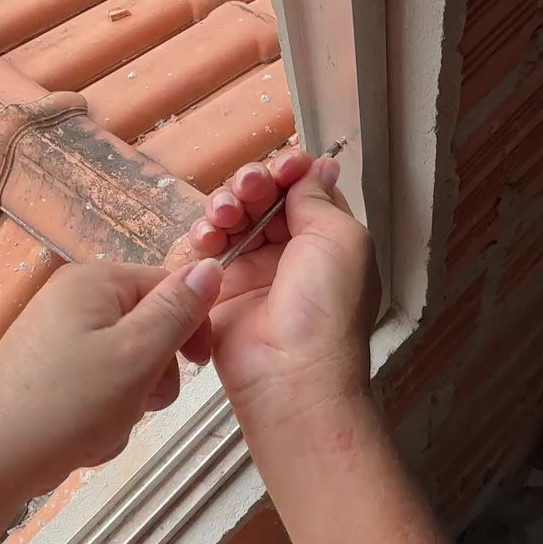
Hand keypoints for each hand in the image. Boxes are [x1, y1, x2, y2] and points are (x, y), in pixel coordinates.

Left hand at [0, 258, 222, 494]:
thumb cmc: (67, 405)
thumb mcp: (137, 354)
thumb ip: (177, 310)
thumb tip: (211, 266)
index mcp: (95, 282)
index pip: (170, 286)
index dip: (192, 326)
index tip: (198, 365)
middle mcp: (74, 301)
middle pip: (151, 327)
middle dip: (157, 372)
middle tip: (142, 399)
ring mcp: (59, 339)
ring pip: (130, 364)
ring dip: (134, 399)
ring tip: (111, 421)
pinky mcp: (52, 374)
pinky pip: (103, 386)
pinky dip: (108, 413)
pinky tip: (89, 433)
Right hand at [184, 148, 376, 430]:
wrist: (290, 375)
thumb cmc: (326, 313)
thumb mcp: (341, 240)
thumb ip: (319, 199)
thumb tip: (316, 168)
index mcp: (326, 240)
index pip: (302, 189)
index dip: (289, 172)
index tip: (284, 168)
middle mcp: (290, 254)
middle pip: (261, 198)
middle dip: (250, 184)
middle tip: (248, 190)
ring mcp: (253, 272)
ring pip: (229, 218)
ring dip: (223, 206)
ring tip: (224, 215)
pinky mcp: (219, 291)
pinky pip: (202, 251)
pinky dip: (201, 236)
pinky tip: (207, 239)